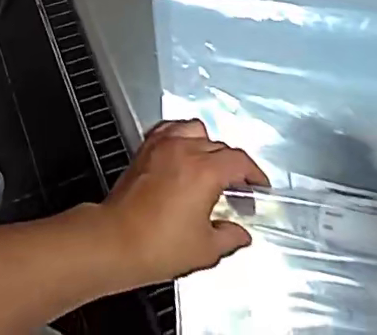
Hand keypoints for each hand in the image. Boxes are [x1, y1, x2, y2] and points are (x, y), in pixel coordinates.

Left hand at [89, 119, 268, 286]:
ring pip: (194, 129)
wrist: (117, 239)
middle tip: (238, 188)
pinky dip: (180, 135)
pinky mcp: (144, 148)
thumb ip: (230, 236)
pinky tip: (183, 152)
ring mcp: (161, 145)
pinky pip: (168, 129)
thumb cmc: (157, 244)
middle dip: (233, 165)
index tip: (259, 184)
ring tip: (211, 167)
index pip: (239, 160)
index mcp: (204, 171)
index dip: (254, 173)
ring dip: (207, 144)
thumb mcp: (206, 249)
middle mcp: (183, 150)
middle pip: (219, 146)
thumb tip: (240, 233)